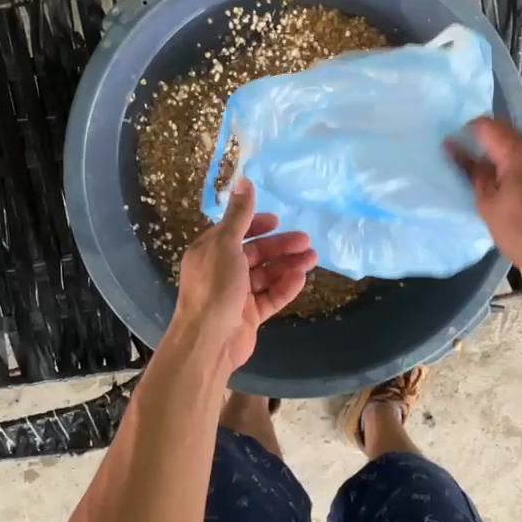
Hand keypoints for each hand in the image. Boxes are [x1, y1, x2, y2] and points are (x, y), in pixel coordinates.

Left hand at [165, 178, 317, 370]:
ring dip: (288, 265)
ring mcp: (236, 294)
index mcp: (210, 251)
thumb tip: (243, 180)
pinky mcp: (249, 315)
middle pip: (255, 253)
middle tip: (306, 241)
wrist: (208, 341)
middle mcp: (221, 270)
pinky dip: (285, 287)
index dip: (256, 224)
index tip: (278, 220)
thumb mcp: (226, 244)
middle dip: (280, 246)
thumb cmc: (214, 287)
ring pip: (266, 275)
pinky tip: (302, 279)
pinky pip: (270, 297)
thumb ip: (239, 215)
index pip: (235, 231)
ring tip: (312, 259)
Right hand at [449, 117, 521, 284]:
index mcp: (521, 151)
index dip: (468, 135)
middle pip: (512, 141)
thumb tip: (456, 149)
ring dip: (520, 168)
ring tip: (517, 197)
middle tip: (488, 185)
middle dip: (497, 157)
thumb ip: (474, 174)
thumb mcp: (491, 209)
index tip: (459, 153)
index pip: (486, 126)